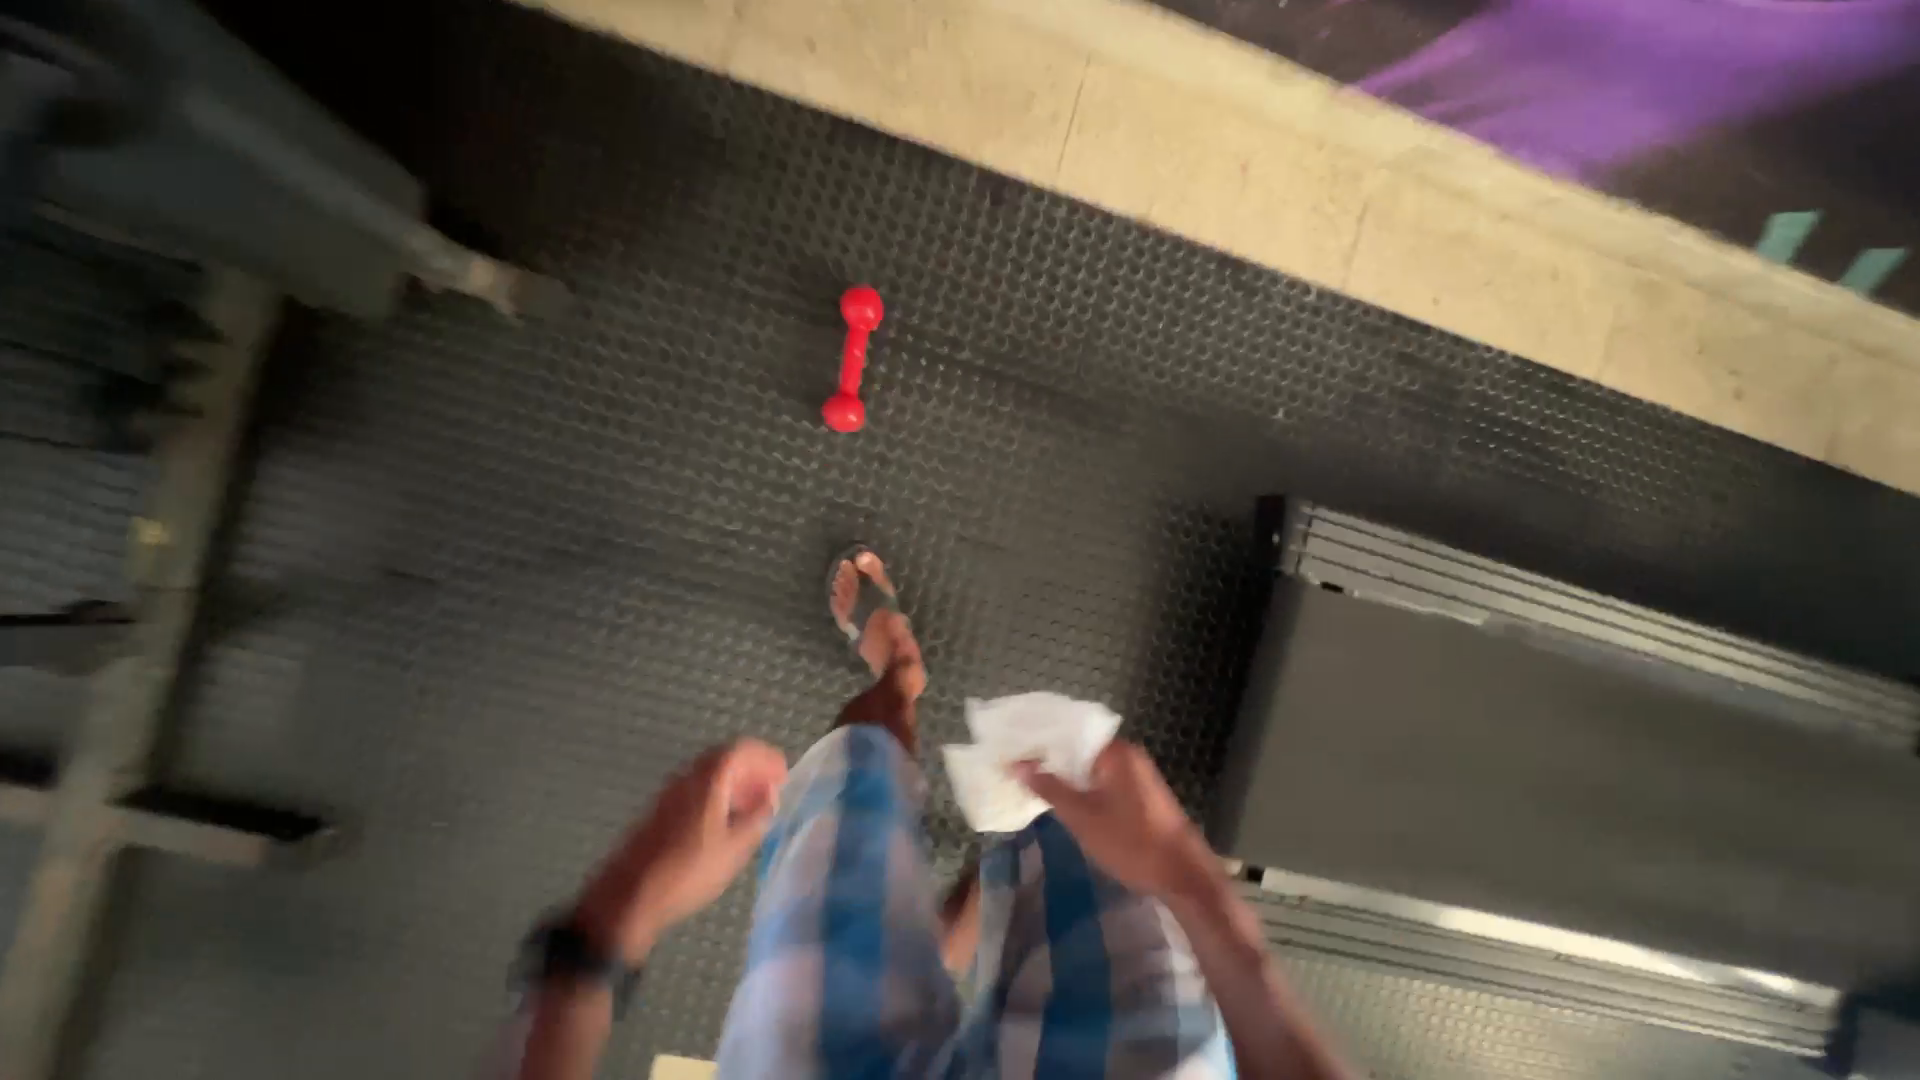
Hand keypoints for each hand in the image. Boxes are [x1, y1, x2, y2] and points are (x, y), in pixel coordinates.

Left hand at [573, 738, 787, 961]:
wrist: (629, 898)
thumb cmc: (688, 871)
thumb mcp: (735, 848)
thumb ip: (757, 817)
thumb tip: (770, 796)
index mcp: (709, 780)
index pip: (741, 750)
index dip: (765, 757)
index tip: (783, 774)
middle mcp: (688, 778)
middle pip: (724, 759)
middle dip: (751, 769)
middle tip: (771, 789)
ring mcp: (670, 794)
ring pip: (708, 775)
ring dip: (734, 783)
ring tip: (753, 807)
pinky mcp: (660, 812)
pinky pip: (696, 791)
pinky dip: (716, 796)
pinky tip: (725, 823)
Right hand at [1013, 740, 1218, 899]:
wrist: (1184, 876)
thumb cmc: (1131, 843)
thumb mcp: (1082, 818)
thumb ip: (1049, 788)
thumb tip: (1018, 764)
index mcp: (1115, 752)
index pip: (1068, 731)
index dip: (1039, 738)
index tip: (1011, 745)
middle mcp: (1128, 755)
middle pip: (1079, 747)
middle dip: (1049, 757)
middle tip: (1015, 764)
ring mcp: (1136, 775)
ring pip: (1090, 767)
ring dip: (1065, 774)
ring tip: (1030, 780)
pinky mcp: (1140, 795)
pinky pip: (1102, 780)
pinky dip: (1082, 786)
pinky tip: (1062, 798)